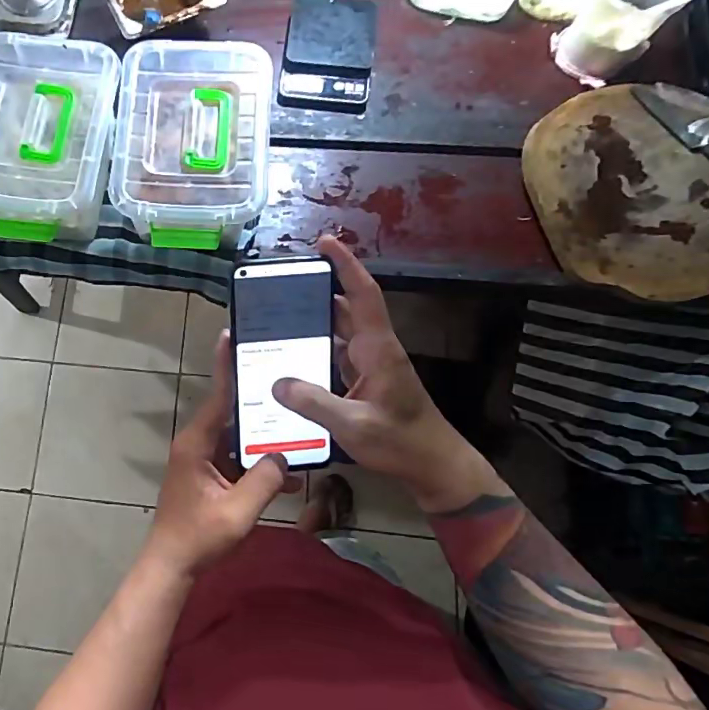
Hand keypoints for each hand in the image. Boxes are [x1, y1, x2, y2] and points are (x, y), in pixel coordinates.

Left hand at [145, 331, 298, 576]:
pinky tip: (291, 474)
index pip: (217, 397)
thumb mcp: (239, 510)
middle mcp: (196, 444)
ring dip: (266, 439)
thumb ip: (265, 480)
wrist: (172, 563)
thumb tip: (285, 455)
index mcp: (196, 444)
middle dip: (260, 401)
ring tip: (303, 427)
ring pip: (239, 438)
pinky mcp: (208, 476)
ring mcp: (201, 460)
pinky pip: (237, 460)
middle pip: (232, 414)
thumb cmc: (199, 536)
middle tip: (289, 379)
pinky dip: (259, 464)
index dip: (226, 367)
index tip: (232, 336)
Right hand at [271, 236, 493, 511]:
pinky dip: (311, 345)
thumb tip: (276, 382)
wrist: (434, 466)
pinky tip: (285, 353)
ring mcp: (368, 366)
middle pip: (345, 308)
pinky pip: (332, 353)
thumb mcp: (355, 425)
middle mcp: (373, 350)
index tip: (325, 243)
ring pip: (337, 330)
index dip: (345, 267)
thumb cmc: (402, 442)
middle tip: (281, 280)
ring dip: (311, 317)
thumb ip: (314, 403)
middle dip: (318, 288)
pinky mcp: (361, 381)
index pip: (363, 296)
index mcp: (377, 350)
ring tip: (274, 312)